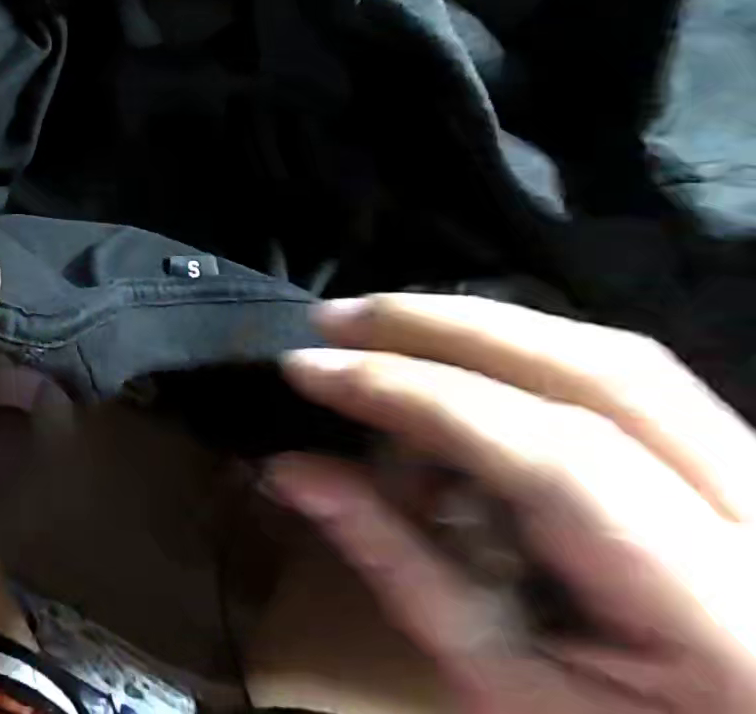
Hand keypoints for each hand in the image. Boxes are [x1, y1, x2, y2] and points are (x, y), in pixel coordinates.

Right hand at [266, 294, 755, 712]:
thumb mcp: (500, 679)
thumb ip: (397, 564)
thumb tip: (288, 471)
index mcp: (730, 620)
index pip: (553, 459)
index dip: (412, 394)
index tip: (304, 370)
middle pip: (602, 375)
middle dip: (443, 327)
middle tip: (333, 320)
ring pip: (620, 359)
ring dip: (475, 325)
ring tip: (373, 324)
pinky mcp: (747, 467)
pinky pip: (627, 376)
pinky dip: (514, 353)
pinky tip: (444, 360)